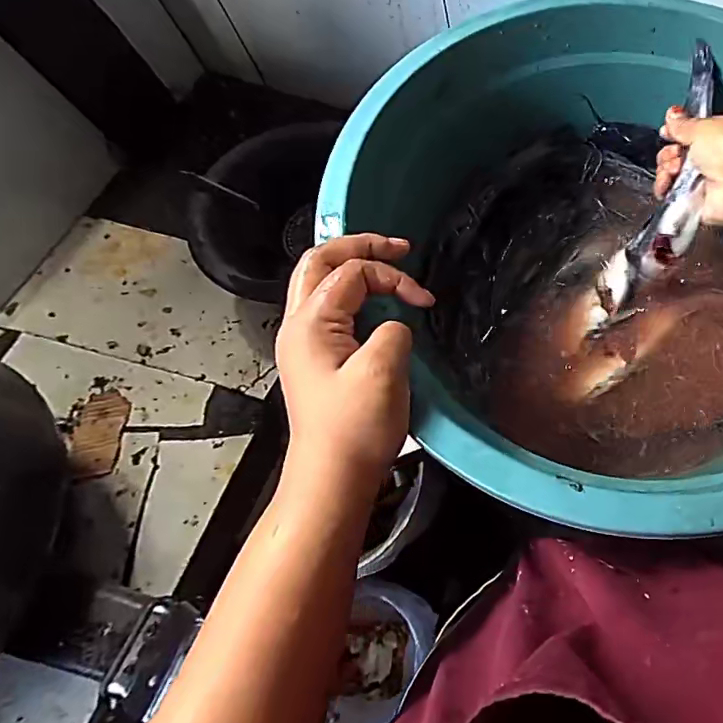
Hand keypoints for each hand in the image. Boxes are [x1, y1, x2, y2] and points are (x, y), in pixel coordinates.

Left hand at [275, 234, 434, 484]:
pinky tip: (379, 303)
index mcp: (310, 324)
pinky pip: (332, 307)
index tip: (423, 300)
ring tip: (390, 264)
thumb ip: (394, 330)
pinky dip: (357, 293)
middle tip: (398, 247)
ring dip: (356, 266)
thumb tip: (396, 324)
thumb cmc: (353, 431)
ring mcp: (304, 343)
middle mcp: (299, 327)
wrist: (333, 476)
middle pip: (320, 261)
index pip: (351, 272)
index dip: (392, 277)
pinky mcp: (317, 358)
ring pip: (322, 282)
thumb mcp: (383, 371)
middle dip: (361, 246)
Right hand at [654, 109, 722, 228]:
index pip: (689, 132)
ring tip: (673, 170)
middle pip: (675, 155)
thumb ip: (683, 123)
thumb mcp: (703, 126)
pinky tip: (667, 184)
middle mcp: (711, 158)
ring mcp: (703, 181)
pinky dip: (664, 190)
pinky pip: (671, 195)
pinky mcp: (696, 202)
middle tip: (675, 153)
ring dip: (664, 170)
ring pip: (670, 175)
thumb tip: (672, 115)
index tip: (667, 132)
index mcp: (717, 134)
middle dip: (667, 153)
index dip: (674, 132)